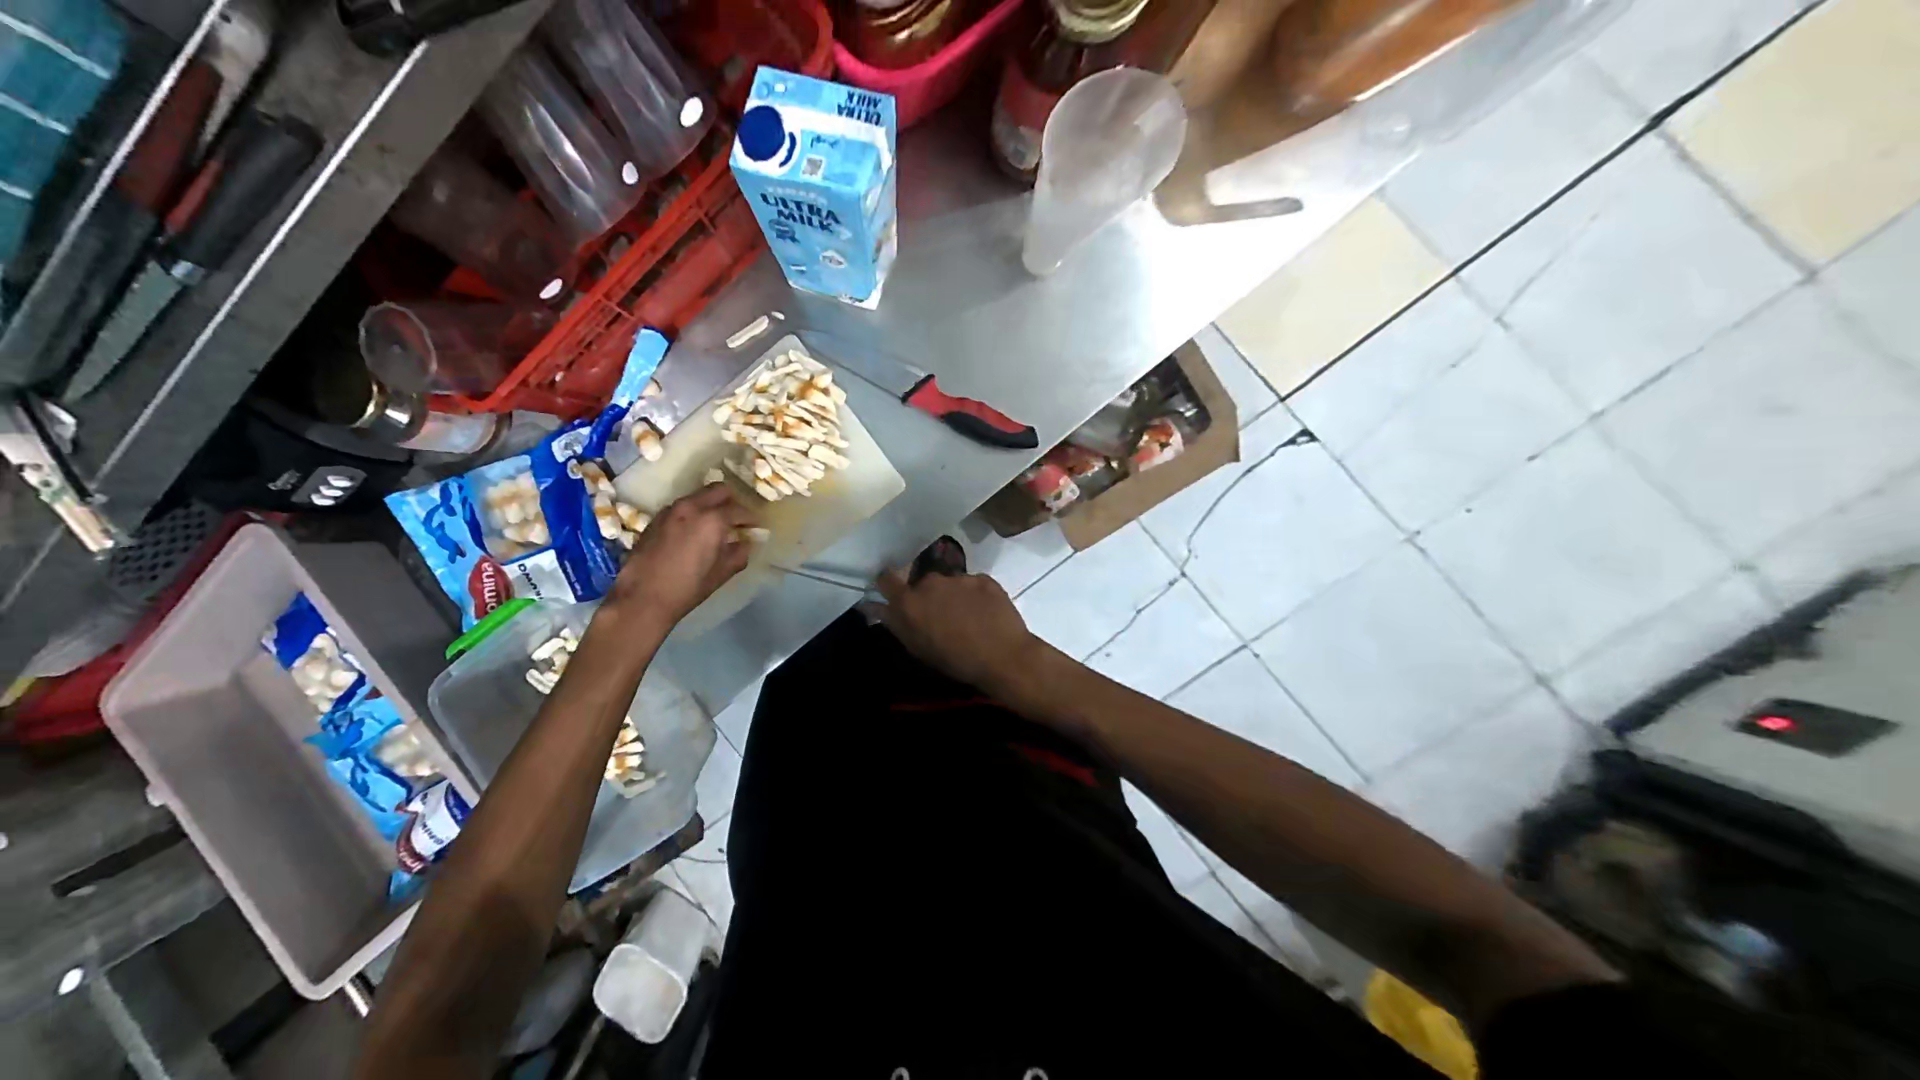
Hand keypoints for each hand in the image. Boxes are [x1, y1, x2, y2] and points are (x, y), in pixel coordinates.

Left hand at [611, 483, 755, 624]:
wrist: (643, 597)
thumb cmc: (688, 587)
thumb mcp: (722, 572)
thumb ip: (740, 552)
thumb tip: (746, 542)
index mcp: (712, 520)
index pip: (740, 510)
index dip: (752, 519)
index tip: (756, 527)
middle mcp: (691, 507)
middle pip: (719, 490)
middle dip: (732, 502)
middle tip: (736, 520)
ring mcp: (670, 511)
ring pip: (698, 497)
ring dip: (710, 506)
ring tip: (714, 527)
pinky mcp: (656, 519)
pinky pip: (681, 508)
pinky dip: (693, 514)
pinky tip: (692, 534)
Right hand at [872, 567, 1042, 691]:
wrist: (1003, 656)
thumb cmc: (954, 660)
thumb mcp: (916, 647)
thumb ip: (893, 622)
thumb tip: (869, 604)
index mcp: (909, 601)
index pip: (886, 579)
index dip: (888, 583)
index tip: (894, 592)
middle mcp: (931, 582)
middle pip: (922, 583)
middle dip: (928, 596)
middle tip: (941, 617)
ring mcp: (959, 578)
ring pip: (950, 584)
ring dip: (953, 596)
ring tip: (968, 618)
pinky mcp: (984, 578)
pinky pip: (973, 585)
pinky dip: (975, 596)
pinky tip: (985, 614)